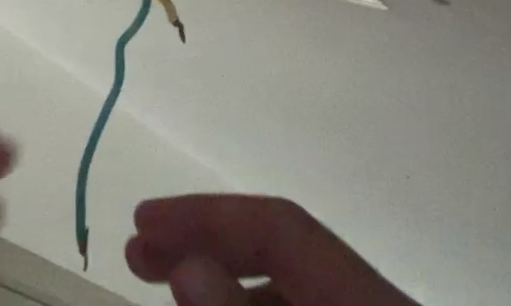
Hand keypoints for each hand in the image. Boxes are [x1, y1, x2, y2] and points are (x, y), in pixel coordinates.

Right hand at [126, 195, 418, 305]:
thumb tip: (183, 262)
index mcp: (369, 292)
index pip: (280, 225)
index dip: (207, 214)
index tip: (141, 220)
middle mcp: (374, 295)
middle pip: (282, 250)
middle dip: (204, 243)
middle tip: (136, 252)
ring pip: (289, 287)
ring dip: (219, 276)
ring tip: (162, 280)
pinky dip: (250, 305)